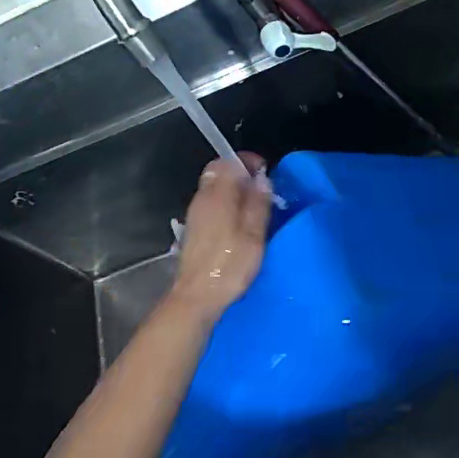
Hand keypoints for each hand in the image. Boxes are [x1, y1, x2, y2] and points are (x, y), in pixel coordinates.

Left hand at [168, 153, 271, 317]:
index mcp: (217, 195)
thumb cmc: (229, 265)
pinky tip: (238, 222)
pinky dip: (226, 203)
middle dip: (240, 173)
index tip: (264, 171)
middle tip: (261, 188)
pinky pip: (211, 203)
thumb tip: (261, 178)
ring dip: (233, 189)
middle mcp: (202, 198)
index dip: (247, 161)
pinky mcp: (194, 228)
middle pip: (218, 172)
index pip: (228, 161)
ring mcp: (195, 213)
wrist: (197, 296)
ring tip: (254, 206)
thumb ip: (257, 204)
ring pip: (214, 188)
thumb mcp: (253, 235)